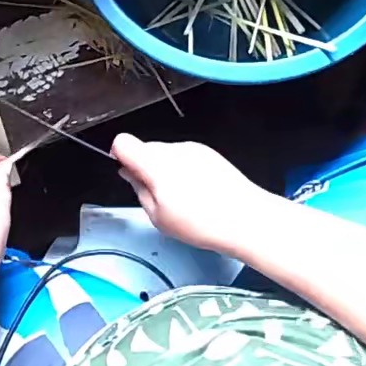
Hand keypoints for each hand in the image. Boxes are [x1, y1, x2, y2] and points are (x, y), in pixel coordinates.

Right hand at [111, 134, 274, 252]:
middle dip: (145, 168)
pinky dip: (183, 170)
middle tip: (157, 196)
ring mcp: (192, 149)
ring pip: (165, 153)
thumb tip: (130, 175)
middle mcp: (173, 150)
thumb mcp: (158, 217)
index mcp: (155, 164)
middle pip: (145, 149)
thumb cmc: (204, 222)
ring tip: (181, 199)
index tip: (126, 171)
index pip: (123, 142)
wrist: (245, 218)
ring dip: (165, 170)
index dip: (120, 156)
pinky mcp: (207, 153)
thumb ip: (139, 190)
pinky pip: (184, 156)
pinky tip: (196, 193)